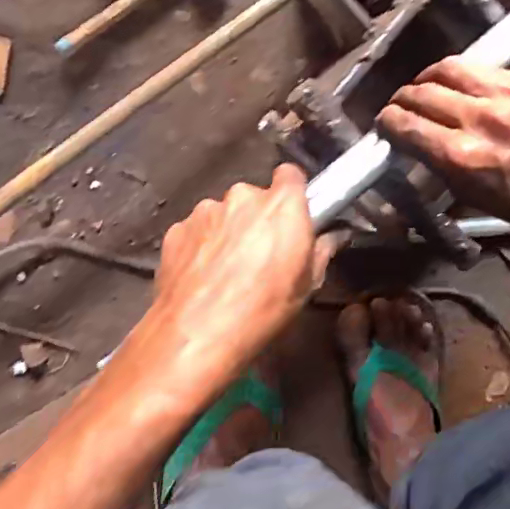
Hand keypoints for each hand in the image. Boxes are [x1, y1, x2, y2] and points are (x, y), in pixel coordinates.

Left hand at [134, 164, 318, 395]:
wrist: (196, 334)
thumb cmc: (262, 310)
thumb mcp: (307, 285)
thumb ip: (322, 250)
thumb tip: (332, 237)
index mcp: (282, 205)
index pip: (291, 174)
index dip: (292, 193)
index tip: (294, 215)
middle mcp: (242, 198)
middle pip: (255, 197)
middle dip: (259, 219)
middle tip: (264, 254)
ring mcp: (205, 211)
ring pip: (224, 214)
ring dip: (229, 232)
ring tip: (230, 272)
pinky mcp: (177, 230)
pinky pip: (198, 231)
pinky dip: (203, 246)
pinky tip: (205, 277)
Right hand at [378, 59, 509, 232]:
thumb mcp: (474, 196)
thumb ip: (439, 164)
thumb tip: (413, 141)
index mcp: (462, 157)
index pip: (407, 126)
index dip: (388, 122)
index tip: (385, 123)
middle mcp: (479, 119)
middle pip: (421, 93)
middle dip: (402, 99)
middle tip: (400, 106)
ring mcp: (503, 94)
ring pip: (446, 68)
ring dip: (426, 78)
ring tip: (423, 87)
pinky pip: (478, 67)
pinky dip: (459, 74)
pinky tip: (457, 82)